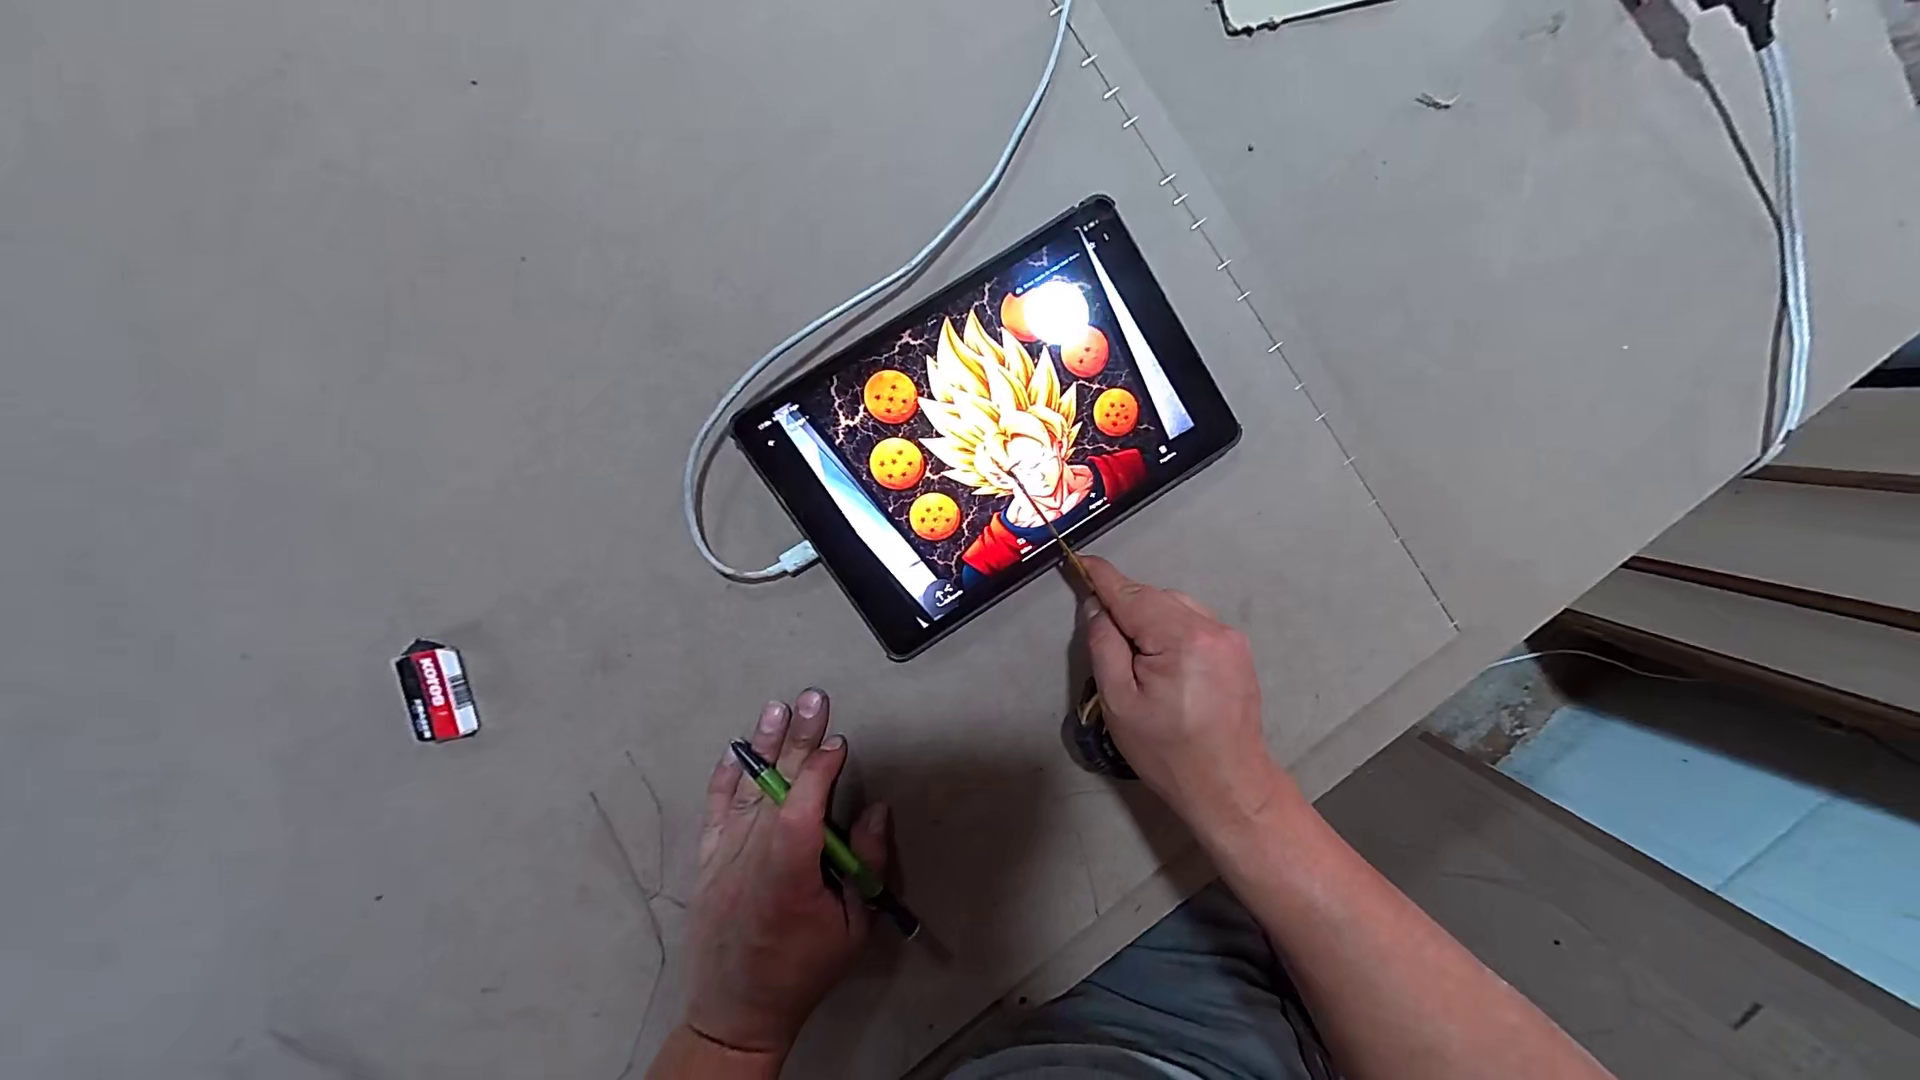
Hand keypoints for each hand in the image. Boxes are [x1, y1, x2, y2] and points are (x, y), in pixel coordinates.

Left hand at [680, 689, 888, 1057]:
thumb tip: (875, 810)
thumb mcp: (852, 927)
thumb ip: (865, 864)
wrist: (735, 1013)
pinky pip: (714, 811)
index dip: (821, 768)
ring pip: (747, 791)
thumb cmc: (803, 970)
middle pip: (778, 787)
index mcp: (788, 877)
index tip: (839, 742)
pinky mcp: (706, 860)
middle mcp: (751, 858)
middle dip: (799, 738)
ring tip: (777, 708)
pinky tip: (736, 750)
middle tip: (814, 698)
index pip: (803, 808)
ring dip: (764, 746)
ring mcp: (723, 856)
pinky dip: (725, 779)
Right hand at [1079, 556, 1301, 832]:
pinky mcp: (1236, 649)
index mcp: (1181, 639)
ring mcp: (1229, 637)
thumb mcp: (1118, 701)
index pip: (1130, 594)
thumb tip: (1096, 607)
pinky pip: (1192, 621)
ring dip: (1147, 616)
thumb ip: (1104, 644)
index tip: (1079, 561)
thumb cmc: (1167, 751)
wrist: (1229, 786)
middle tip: (1103, 634)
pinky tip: (1161, 657)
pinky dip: (1169, 626)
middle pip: (1153, 597)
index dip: (1101, 577)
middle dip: (1124, 605)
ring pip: (1173, 606)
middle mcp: (1211, 628)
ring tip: (1134, 656)